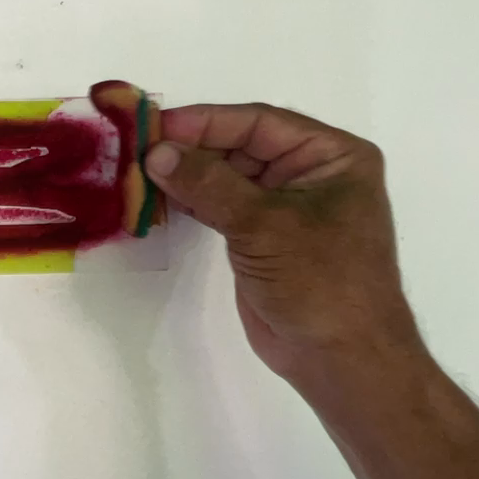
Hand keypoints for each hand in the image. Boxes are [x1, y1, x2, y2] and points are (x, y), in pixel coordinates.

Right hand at [140, 97, 423, 385]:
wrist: (339, 356)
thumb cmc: (320, 281)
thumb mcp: (264, 224)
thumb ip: (208, 184)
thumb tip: (155, 153)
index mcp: (331, 156)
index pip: (259, 124)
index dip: (206, 122)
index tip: (155, 127)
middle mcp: (309, 174)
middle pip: (240, 147)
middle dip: (191, 148)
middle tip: (139, 151)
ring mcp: (283, 207)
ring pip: (226, 177)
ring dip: (186, 176)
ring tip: (139, 173)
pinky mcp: (260, 238)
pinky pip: (220, 206)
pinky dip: (191, 201)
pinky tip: (159, 199)